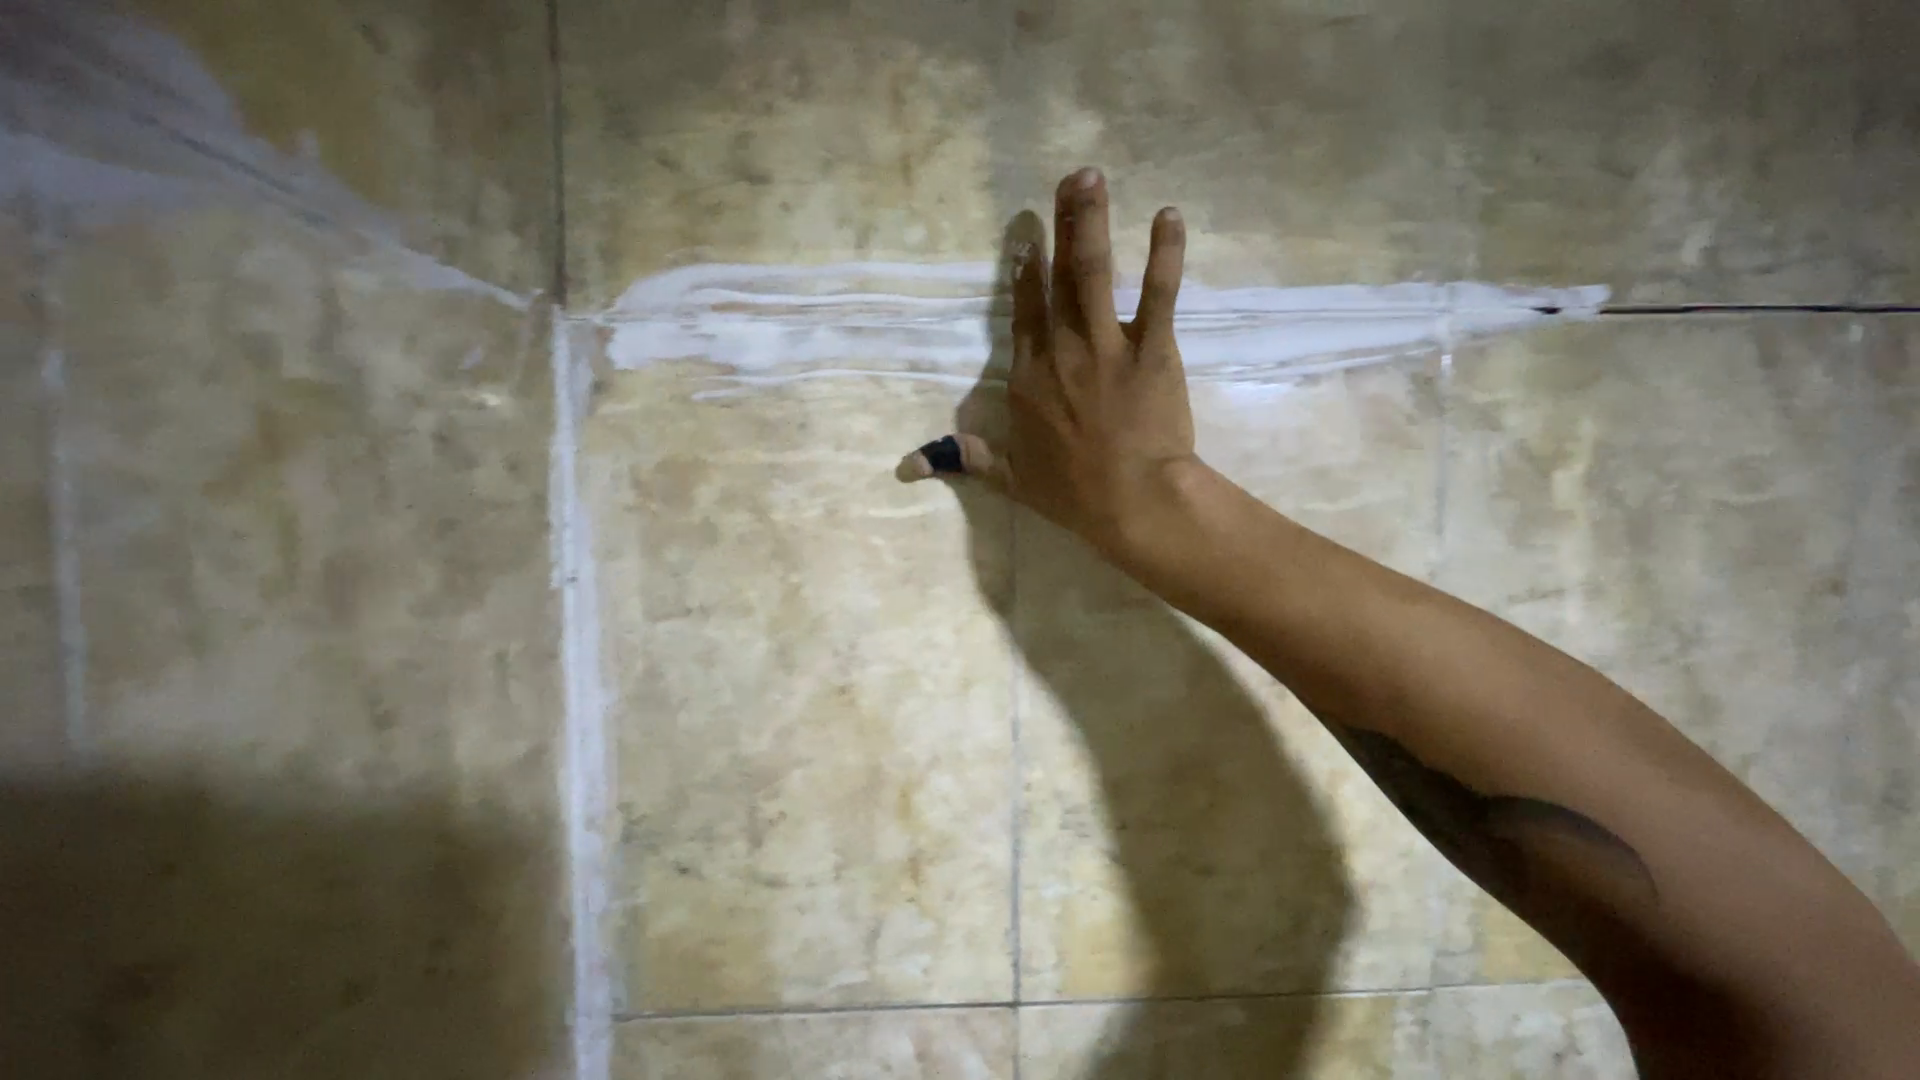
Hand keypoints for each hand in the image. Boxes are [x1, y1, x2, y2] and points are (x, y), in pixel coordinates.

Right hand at [901, 167, 1201, 558]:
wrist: (1130, 500)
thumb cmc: (1072, 494)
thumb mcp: (1011, 479)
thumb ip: (968, 460)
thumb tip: (908, 466)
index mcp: (1028, 377)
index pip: (1023, 314)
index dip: (1025, 272)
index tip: (1027, 236)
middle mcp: (1061, 350)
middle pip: (1057, 278)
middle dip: (1062, 225)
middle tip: (1070, 178)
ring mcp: (1106, 345)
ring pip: (1094, 273)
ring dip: (1093, 222)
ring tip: (1094, 177)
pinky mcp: (1152, 349)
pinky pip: (1159, 294)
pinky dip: (1165, 254)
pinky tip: (1169, 216)